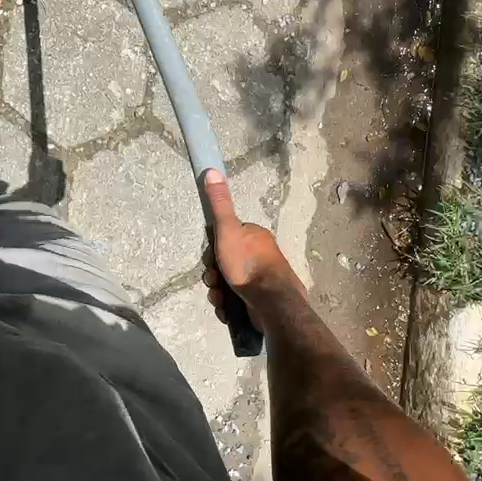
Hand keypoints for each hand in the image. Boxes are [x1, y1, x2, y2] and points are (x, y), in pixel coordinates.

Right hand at [201, 168, 300, 320]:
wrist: (271, 303)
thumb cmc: (247, 263)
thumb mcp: (228, 228)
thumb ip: (220, 203)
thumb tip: (212, 170)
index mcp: (256, 237)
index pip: (227, 239)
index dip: (214, 250)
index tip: (210, 260)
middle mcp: (263, 256)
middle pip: (228, 263)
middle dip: (216, 275)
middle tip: (213, 282)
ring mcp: (266, 280)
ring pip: (232, 283)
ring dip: (220, 292)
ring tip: (221, 300)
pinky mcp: (265, 301)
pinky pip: (241, 301)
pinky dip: (231, 306)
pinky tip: (228, 310)